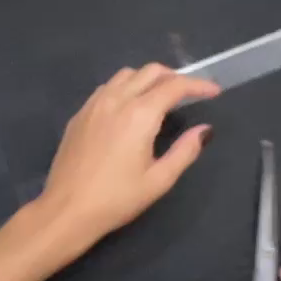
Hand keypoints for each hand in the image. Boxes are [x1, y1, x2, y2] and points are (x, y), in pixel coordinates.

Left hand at [33, 64, 220, 248]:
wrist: (66, 210)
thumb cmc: (117, 199)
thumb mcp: (158, 180)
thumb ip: (185, 151)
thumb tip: (204, 129)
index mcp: (139, 114)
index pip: (174, 86)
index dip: (198, 85)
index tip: (214, 92)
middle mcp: (116, 100)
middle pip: (150, 71)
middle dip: (174, 77)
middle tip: (189, 94)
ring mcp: (94, 104)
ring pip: (126, 74)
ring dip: (148, 78)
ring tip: (160, 98)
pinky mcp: (79, 114)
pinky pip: (107, 87)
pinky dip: (125, 87)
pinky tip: (129, 108)